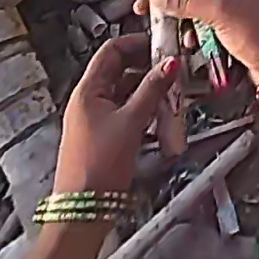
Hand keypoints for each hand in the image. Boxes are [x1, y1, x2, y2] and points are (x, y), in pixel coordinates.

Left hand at [55, 34, 178, 193]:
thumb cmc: (100, 166)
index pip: (112, 50)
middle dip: (149, 69)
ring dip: (150, 92)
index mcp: (88, 90)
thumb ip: (152, 90)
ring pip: (128, 92)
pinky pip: (128, 112)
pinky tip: (162, 118)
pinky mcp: (107, 136)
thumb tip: (170, 63)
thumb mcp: (131, 123)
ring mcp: (98, 118)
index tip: (162, 45)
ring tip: (173, 95)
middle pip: (122, 71)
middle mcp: (90, 99)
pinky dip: (145, 111)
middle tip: (174, 71)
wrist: (84, 214)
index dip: (137, 44)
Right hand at [135, 0, 258, 84]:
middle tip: (154, 6)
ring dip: (184, 22)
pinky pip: (203, 31)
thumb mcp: (220, 10)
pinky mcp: (227, 35)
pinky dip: (195, 37)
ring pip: (195, 12)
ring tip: (179, 32)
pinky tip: (192, 46)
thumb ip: (187, 1)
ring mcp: (228, 14)